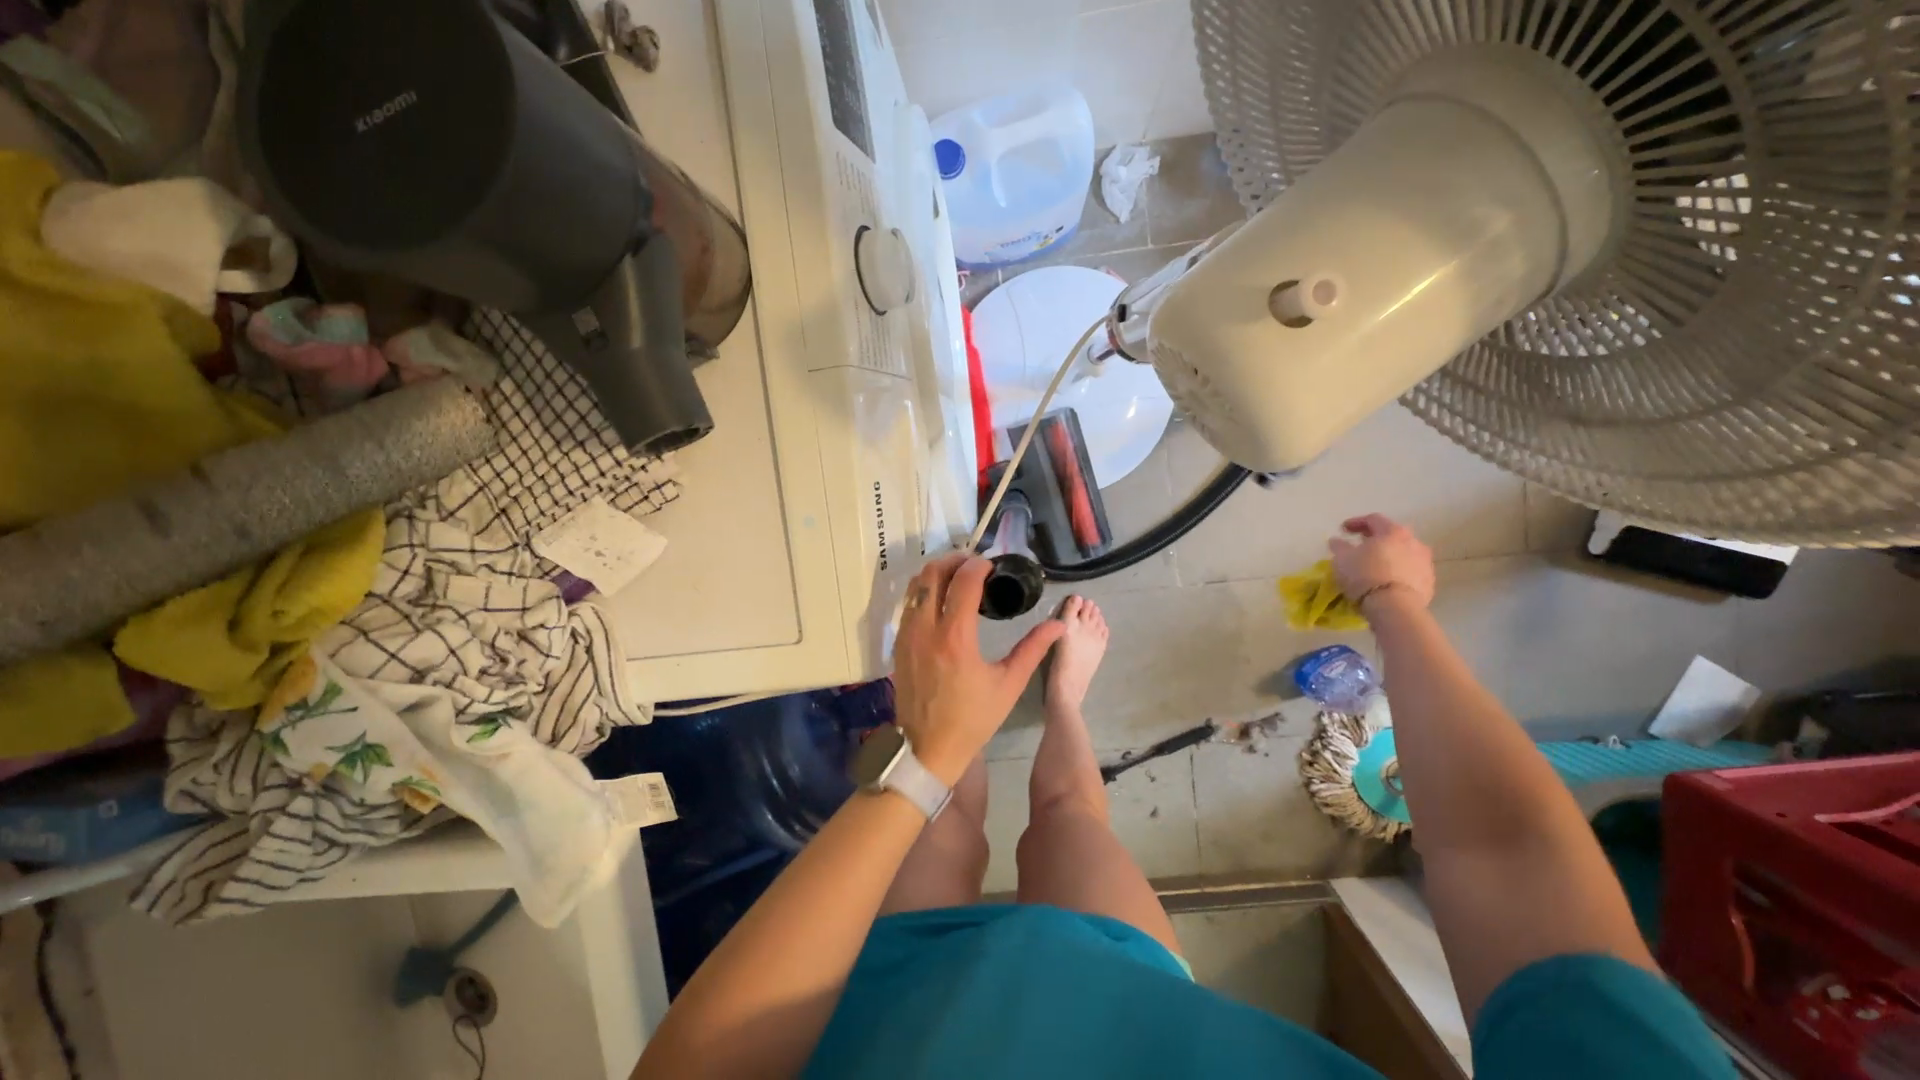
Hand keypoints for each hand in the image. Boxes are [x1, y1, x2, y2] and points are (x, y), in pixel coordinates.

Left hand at [892, 555, 1064, 783]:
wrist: (927, 749)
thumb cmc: (972, 719)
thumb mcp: (1009, 685)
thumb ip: (1033, 649)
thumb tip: (1058, 625)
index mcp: (955, 638)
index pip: (963, 582)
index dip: (978, 566)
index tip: (991, 565)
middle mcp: (926, 629)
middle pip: (932, 574)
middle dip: (954, 562)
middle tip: (973, 565)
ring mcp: (907, 636)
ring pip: (916, 587)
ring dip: (937, 575)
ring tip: (958, 579)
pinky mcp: (898, 645)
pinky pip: (908, 606)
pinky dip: (924, 593)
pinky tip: (942, 603)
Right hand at [1328, 514, 1434, 615]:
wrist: (1395, 607)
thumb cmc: (1365, 576)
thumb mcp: (1342, 559)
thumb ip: (1339, 547)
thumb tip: (1337, 541)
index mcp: (1392, 532)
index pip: (1374, 519)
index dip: (1357, 522)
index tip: (1343, 530)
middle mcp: (1414, 542)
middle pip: (1393, 535)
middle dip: (1377, 539)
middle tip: (1362, 546)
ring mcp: (1425, 562)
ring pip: (1405, 554)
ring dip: (1391, 556)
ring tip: (1377, 566)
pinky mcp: (1429, 582)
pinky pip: (1411, 572)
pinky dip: (1399, 573)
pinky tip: (1388, 582)